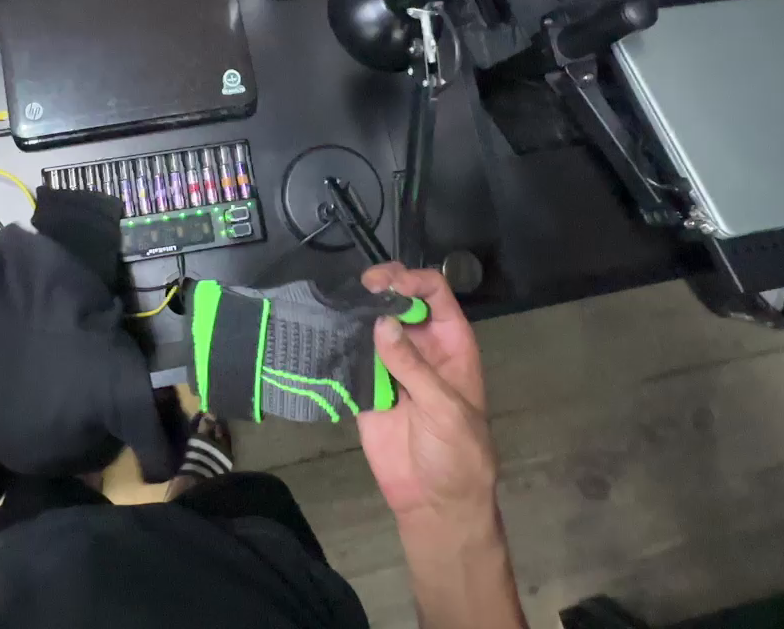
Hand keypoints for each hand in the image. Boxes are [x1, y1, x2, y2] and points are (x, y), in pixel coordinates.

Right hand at [356, 264, 497, 525]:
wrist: (434, 502)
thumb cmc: (458, 454)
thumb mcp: (444, 409)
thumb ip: (412, 366)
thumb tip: (381, 322)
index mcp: (449, 343)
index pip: (434, 293)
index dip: (413, 280)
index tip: (389, 283)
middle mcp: (419, 345)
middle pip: (400, 300)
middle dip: (382, 287)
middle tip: (362, 287)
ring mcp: (390, 363)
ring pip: (371, 322)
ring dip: (356, 311)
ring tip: (338, 304)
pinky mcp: (365, 385)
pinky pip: (351, 355)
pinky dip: (338, 341)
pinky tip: (326, 330)